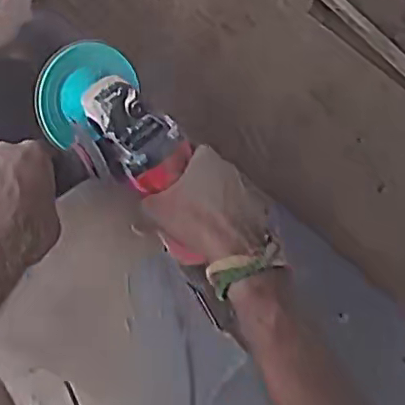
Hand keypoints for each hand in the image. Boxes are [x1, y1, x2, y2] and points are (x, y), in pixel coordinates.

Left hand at [0, 140, 60, 268]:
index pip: (39, 153)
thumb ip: (43, 199)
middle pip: (7, 157)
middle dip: (9, 173)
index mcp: (33, 156)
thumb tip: (39, 206)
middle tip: (12, 199)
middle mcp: (4, 151)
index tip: (36, 181)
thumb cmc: (23, 233)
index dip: (37, 169)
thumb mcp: (51, 219)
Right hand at [138, 142, 269, 262]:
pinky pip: (237, 207)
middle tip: (181, 196)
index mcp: (207, 158)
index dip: (179, 164)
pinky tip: (216, 228)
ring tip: (199, 216)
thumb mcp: (158, 209)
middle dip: (196, 181)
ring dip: (213, 198)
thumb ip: (147, 199)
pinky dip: (227, 214)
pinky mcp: (259, 209)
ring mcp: (247, 188)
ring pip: (223, 188)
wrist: (234, 252)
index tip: (171, 177)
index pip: (191, 151)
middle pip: (208, 169)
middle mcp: (229, 167)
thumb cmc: (194, 219)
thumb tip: (144, 200)